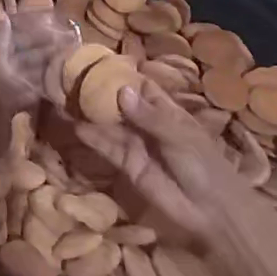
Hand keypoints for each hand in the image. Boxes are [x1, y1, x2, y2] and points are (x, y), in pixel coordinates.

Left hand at [0, 5, 78, 119]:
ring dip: (45, 61)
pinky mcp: (10, 102)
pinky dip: (42, 80)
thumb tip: (2, 14)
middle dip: (41, 44)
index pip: (5, 33)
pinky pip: (28, 86)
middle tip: (67, 38)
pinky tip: (59, 76)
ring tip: (68, 54)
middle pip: (17, 50)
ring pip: (25, 67)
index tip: (49, 22)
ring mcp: (0, 85)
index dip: (26, 26)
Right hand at [73, 82, 246, 237]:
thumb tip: (121, 91)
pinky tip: (74, 126)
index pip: (141, 87)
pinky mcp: (128, 165)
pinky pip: (108, 148)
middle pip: (120, 105)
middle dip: (99, 94)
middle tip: (72, 81)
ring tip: (65, 101)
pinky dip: (92, 138)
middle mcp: (147, 124)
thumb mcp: (179, 136)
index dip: (122, 76)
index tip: (98, 64)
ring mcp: (137, 144)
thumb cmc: (204, 165)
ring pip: (110, 125)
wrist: (212, 211)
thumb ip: (150, 116)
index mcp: (166, 110)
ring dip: (90, 115)